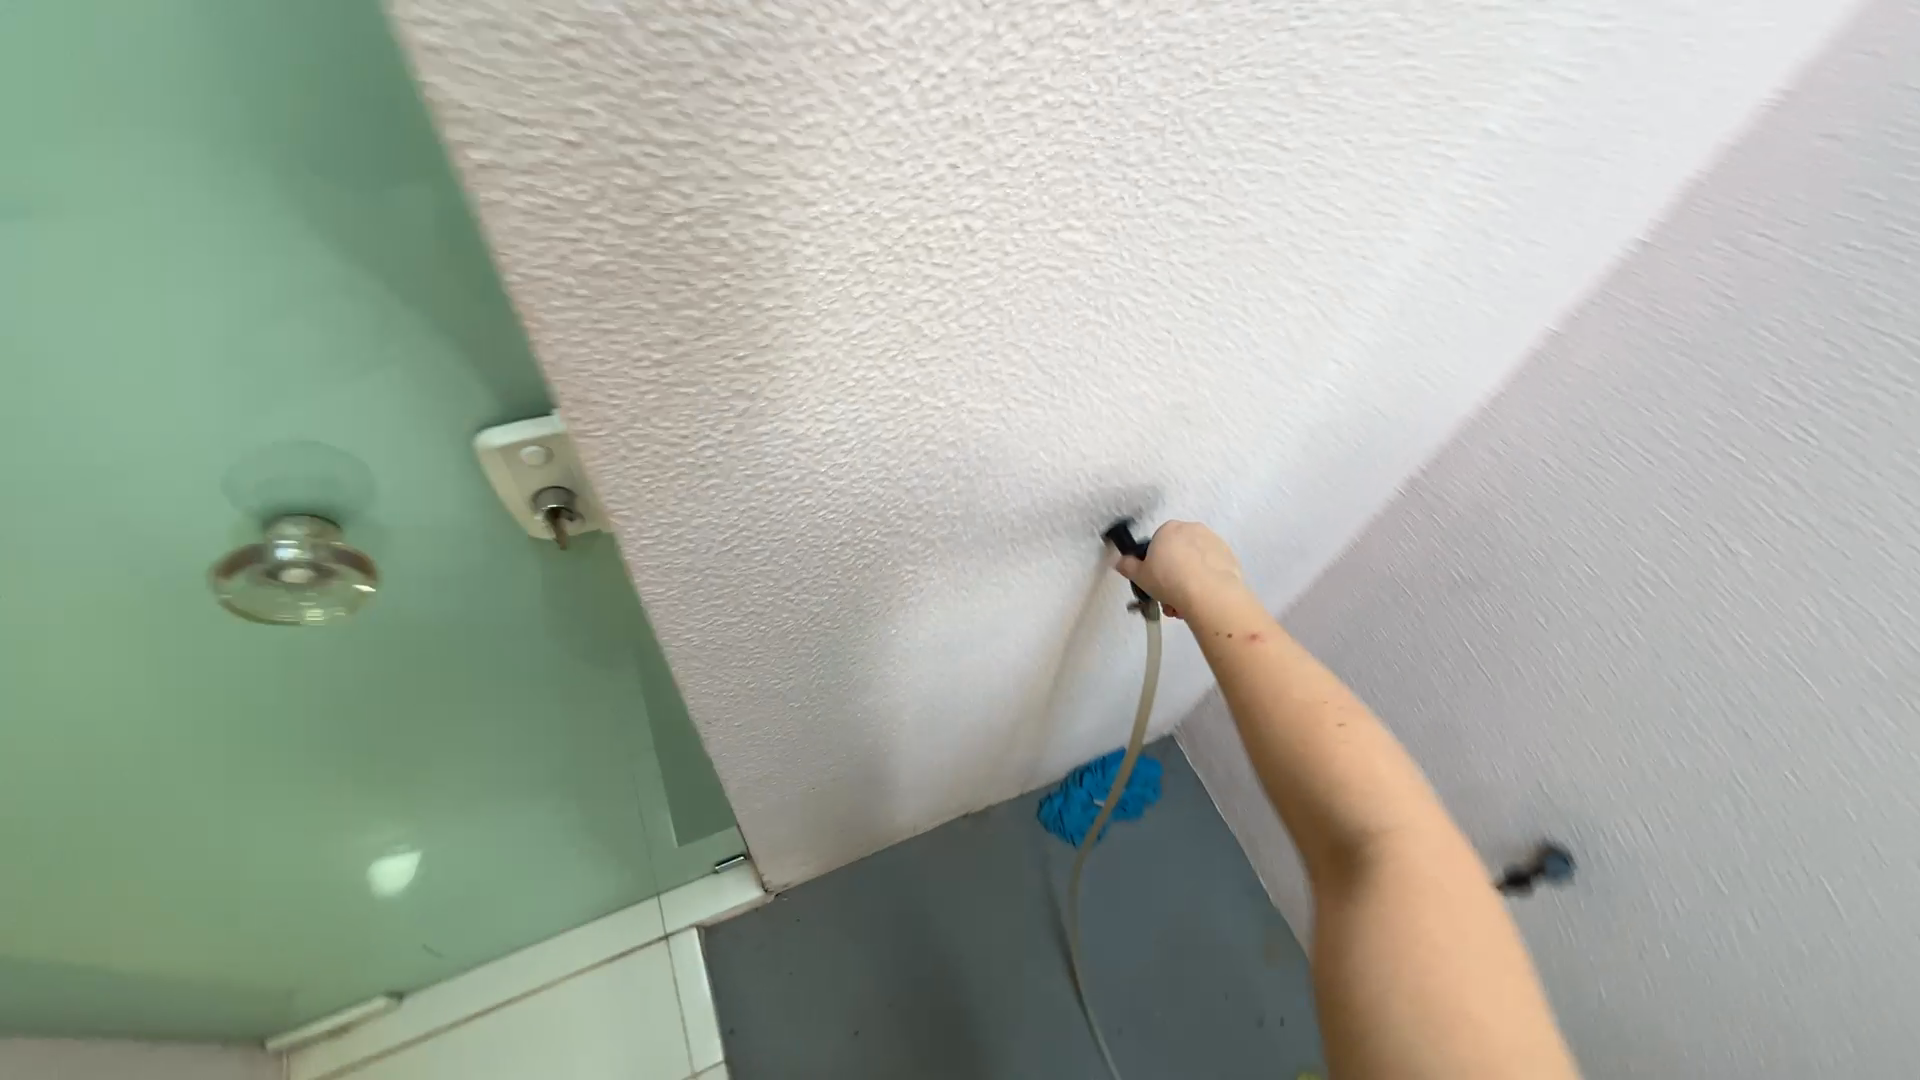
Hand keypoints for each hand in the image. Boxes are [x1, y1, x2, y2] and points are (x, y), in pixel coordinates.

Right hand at [1114, 520, 1248, 618]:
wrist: (1209, 593)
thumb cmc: (1169, 580)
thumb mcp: (1139, 576)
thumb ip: (1127, 566)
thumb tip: (1120, 561)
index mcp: (1168, 529)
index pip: (1157, 543)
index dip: (1154, 563)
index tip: (1154, 580)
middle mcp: (1192, 529)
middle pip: (1178, 552)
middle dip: (1173, 573)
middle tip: (1168, 596)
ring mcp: (1213, 541)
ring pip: (1195, 562)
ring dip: (1188, 580)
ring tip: (1184, 604)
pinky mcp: (1229, 556)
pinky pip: (1212, 568)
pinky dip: (1206, 581)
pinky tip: (1201, 599)